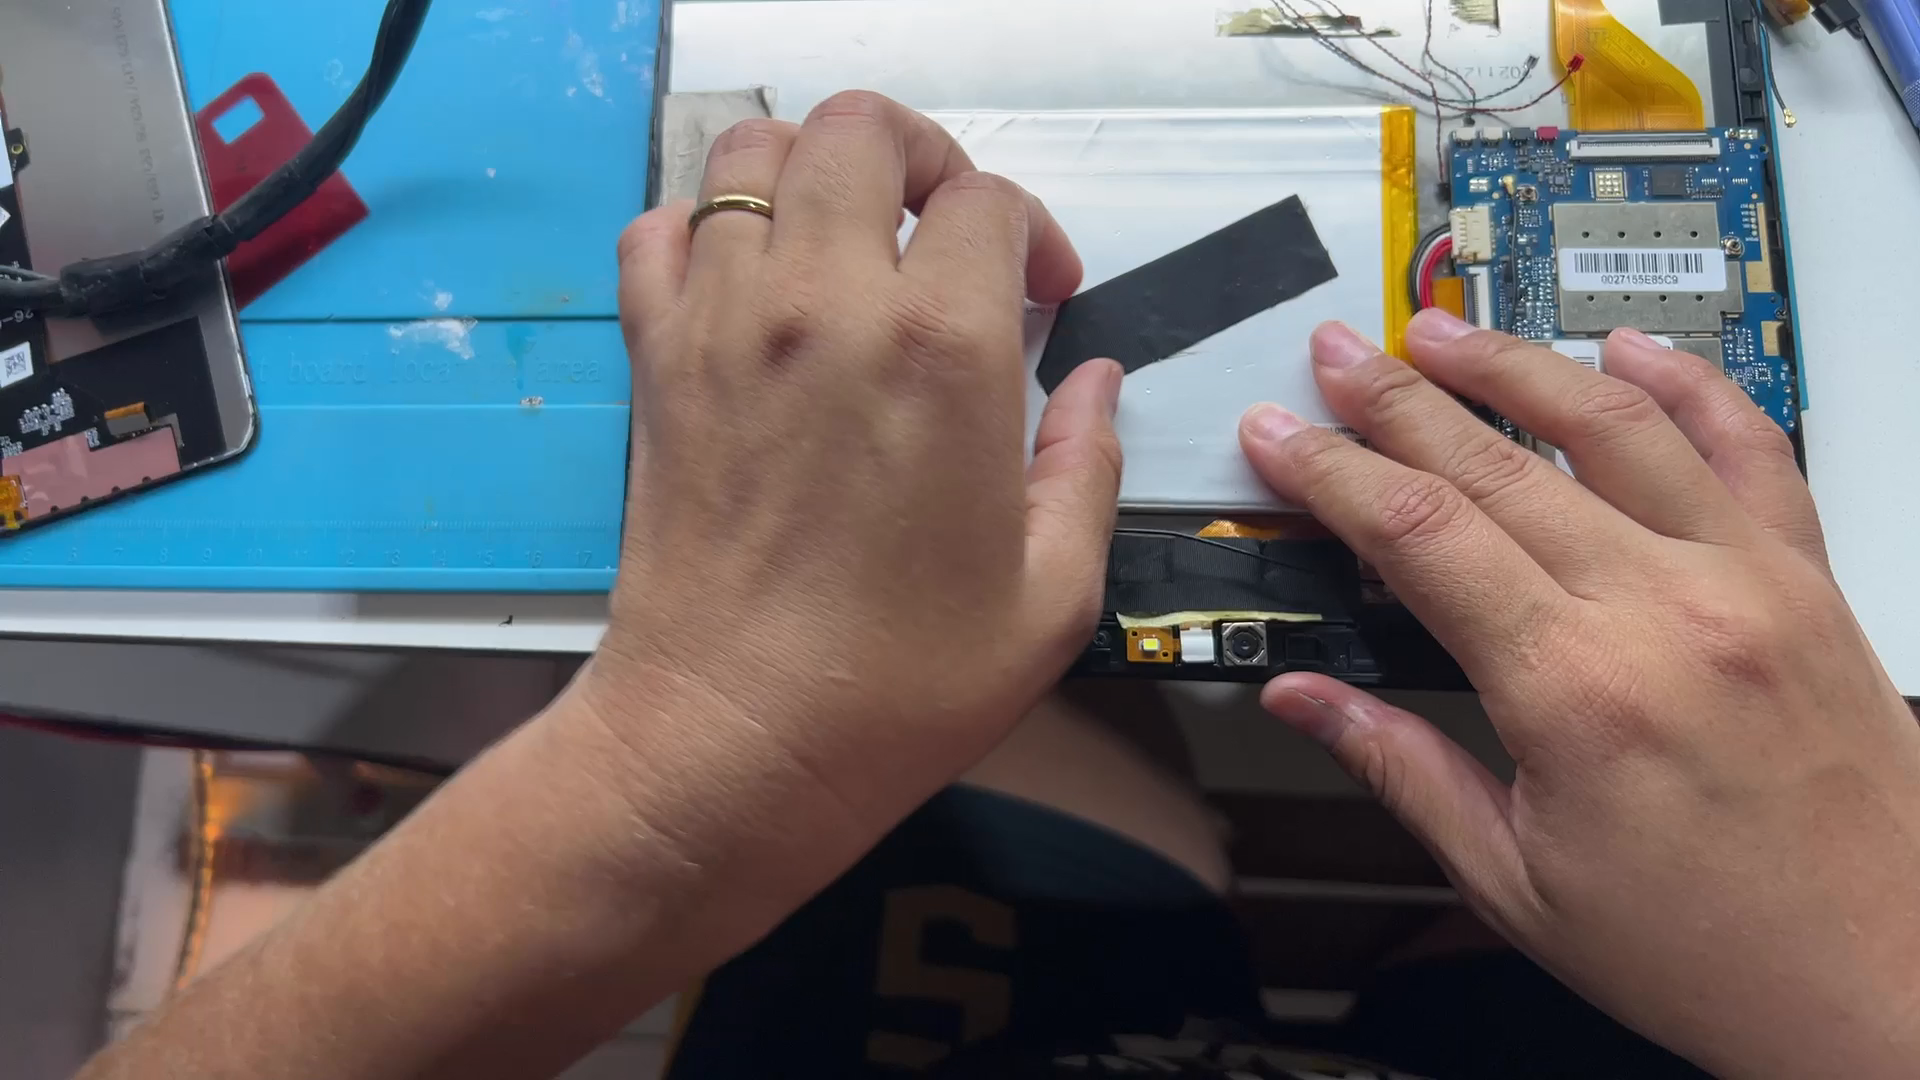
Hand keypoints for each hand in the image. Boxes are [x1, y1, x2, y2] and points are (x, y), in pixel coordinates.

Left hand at [577, 92, 1121, 856]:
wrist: (736, 742)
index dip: (1033, 234)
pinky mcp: (657, 363)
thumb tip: (1094, 379)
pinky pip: (662, 234)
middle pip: (861, 131)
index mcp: (942, 353)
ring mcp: (724, 324)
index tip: (1043, 295)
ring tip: (860, 247)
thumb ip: (1090, 461)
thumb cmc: (905, 686)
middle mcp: (825, 305)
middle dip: (925, 159)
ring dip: (819, 176)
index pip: (989, 203)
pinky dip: (710, 227)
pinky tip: (759, 285)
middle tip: (952, 235)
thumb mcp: (1054, 594)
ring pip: (752, 156)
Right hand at [1239, 311, 1919, 1076]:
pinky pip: (1752, 453)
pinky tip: (1631, 348)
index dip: (1330, 472)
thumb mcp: (1506, 873)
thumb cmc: (1702, 950)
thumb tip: (1295, 697)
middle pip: (1493, 466)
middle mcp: (1665, 612)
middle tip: (1332, 353)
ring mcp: (1750, 584)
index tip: (1276, 435)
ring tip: (1441, 330)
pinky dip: (1691, 386)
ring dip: (1512, 368)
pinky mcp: (1809, 584)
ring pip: (1613, 431)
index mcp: (1572, 689)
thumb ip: (1390, 761)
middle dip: (1392, 401)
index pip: (1416, 537)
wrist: (1916, 1004)